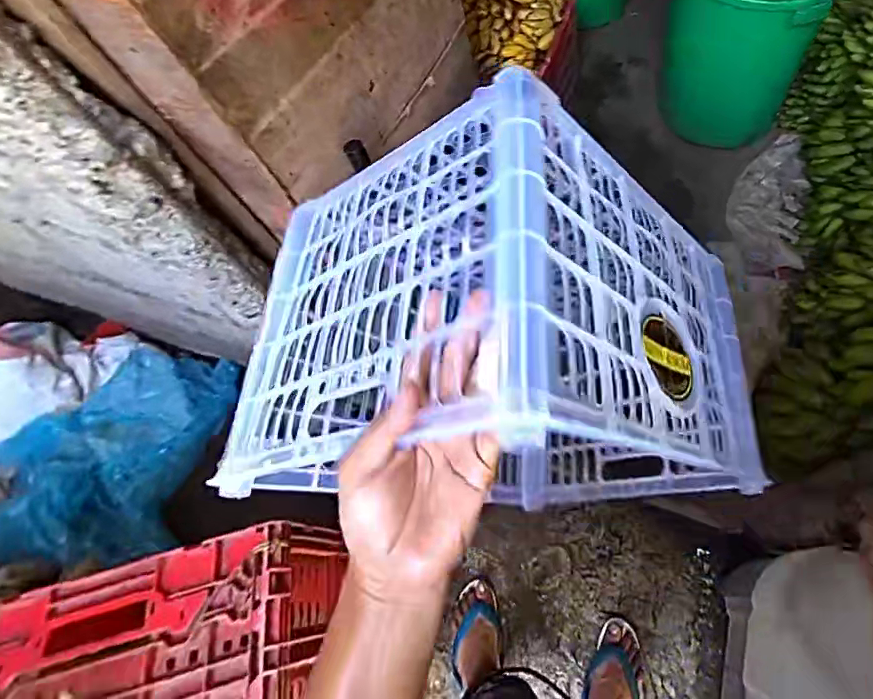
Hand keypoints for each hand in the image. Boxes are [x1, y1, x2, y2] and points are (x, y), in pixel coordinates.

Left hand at [338, 290, 500, 605]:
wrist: (393, 569)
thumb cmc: (368, 518)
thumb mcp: (359, 470)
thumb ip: (384, 429)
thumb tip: (410, 390)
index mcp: (406, 415)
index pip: (419, 365)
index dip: (427, 334)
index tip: (435, 302)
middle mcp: (436, 419)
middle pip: (454, 368)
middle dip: (464, 334)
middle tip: (477, 302)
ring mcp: (460, 438)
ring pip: (477, 389)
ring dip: (489, 358)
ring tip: (499, 326)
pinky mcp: (481, 464)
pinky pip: (496, 428)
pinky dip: (506, 404)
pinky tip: (513, 377)